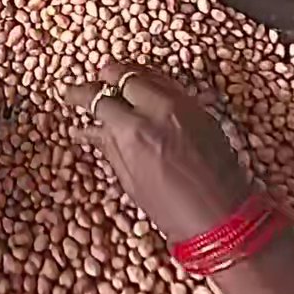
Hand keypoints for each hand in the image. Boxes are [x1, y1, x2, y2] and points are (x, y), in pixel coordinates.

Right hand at [63, 60, 253, 242]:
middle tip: (96, 83)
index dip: (80, 94)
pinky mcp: (201, 110)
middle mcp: (158, 110)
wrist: (223, 219)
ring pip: (150, 74)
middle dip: (107, 76)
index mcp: (135, 131)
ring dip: (130, 75)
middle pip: (125, 75)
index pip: (99, 98)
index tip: (69, 94)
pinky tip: (144, 91)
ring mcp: (183, 107)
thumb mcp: (130, 179)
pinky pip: (170, 85)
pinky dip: (152, 83)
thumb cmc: (170, 208)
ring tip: (117, 81)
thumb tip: (86, 129)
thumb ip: (108, 145)